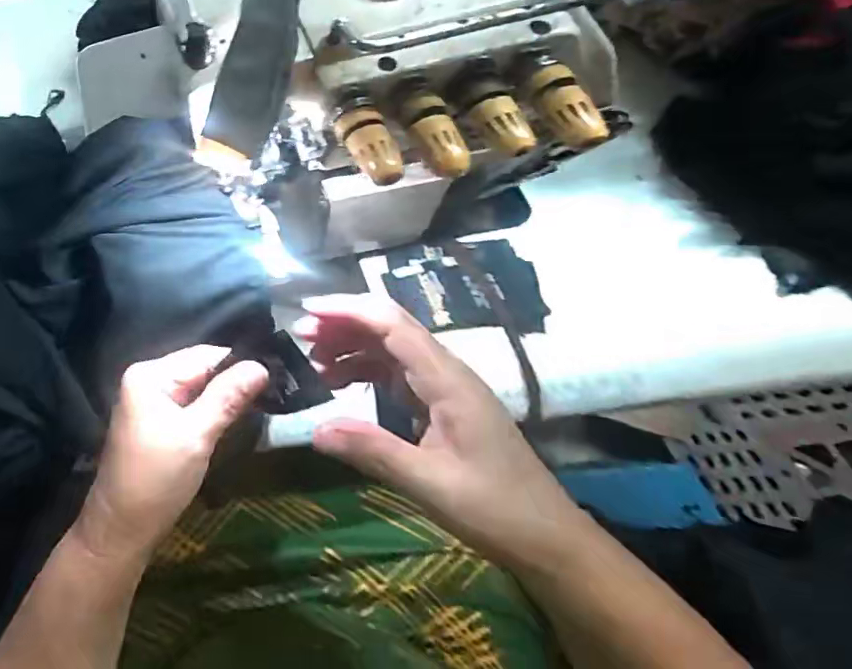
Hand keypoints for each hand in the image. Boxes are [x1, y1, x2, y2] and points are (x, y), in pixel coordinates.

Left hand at [76, 346, 269, 560]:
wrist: (122, 528)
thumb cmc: (157, 478)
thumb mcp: (196, 436)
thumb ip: (227, 398)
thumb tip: (260, 365)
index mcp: (150, 374)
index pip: (203, 355)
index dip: (239, 363)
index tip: (276, 374)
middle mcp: (147, 379)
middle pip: (200, 369)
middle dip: (233, 380)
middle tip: (275, 391)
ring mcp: (149, 400)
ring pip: (197, 388)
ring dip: (225, 397)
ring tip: (264, 402)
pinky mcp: (155, 421)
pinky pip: (189, 404)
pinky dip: (210, 410)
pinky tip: (236, 418)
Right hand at [293, 294, 592, 569]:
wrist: (552, 542)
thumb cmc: (497, 510)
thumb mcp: (430, 484)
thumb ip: (373, 451)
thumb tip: (315, 430)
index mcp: (447, 380)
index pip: (391, 324)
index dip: (347, 310)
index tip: (306, 311)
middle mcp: (446, 372)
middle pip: (389, 327)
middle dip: (342, 323)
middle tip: (299, 336)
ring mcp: (445, 387)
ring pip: (390, 347)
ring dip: (350, 345)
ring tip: (312, 359)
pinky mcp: (442, 404)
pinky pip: (396, 371)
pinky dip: (364, 370)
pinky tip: (340, 384)